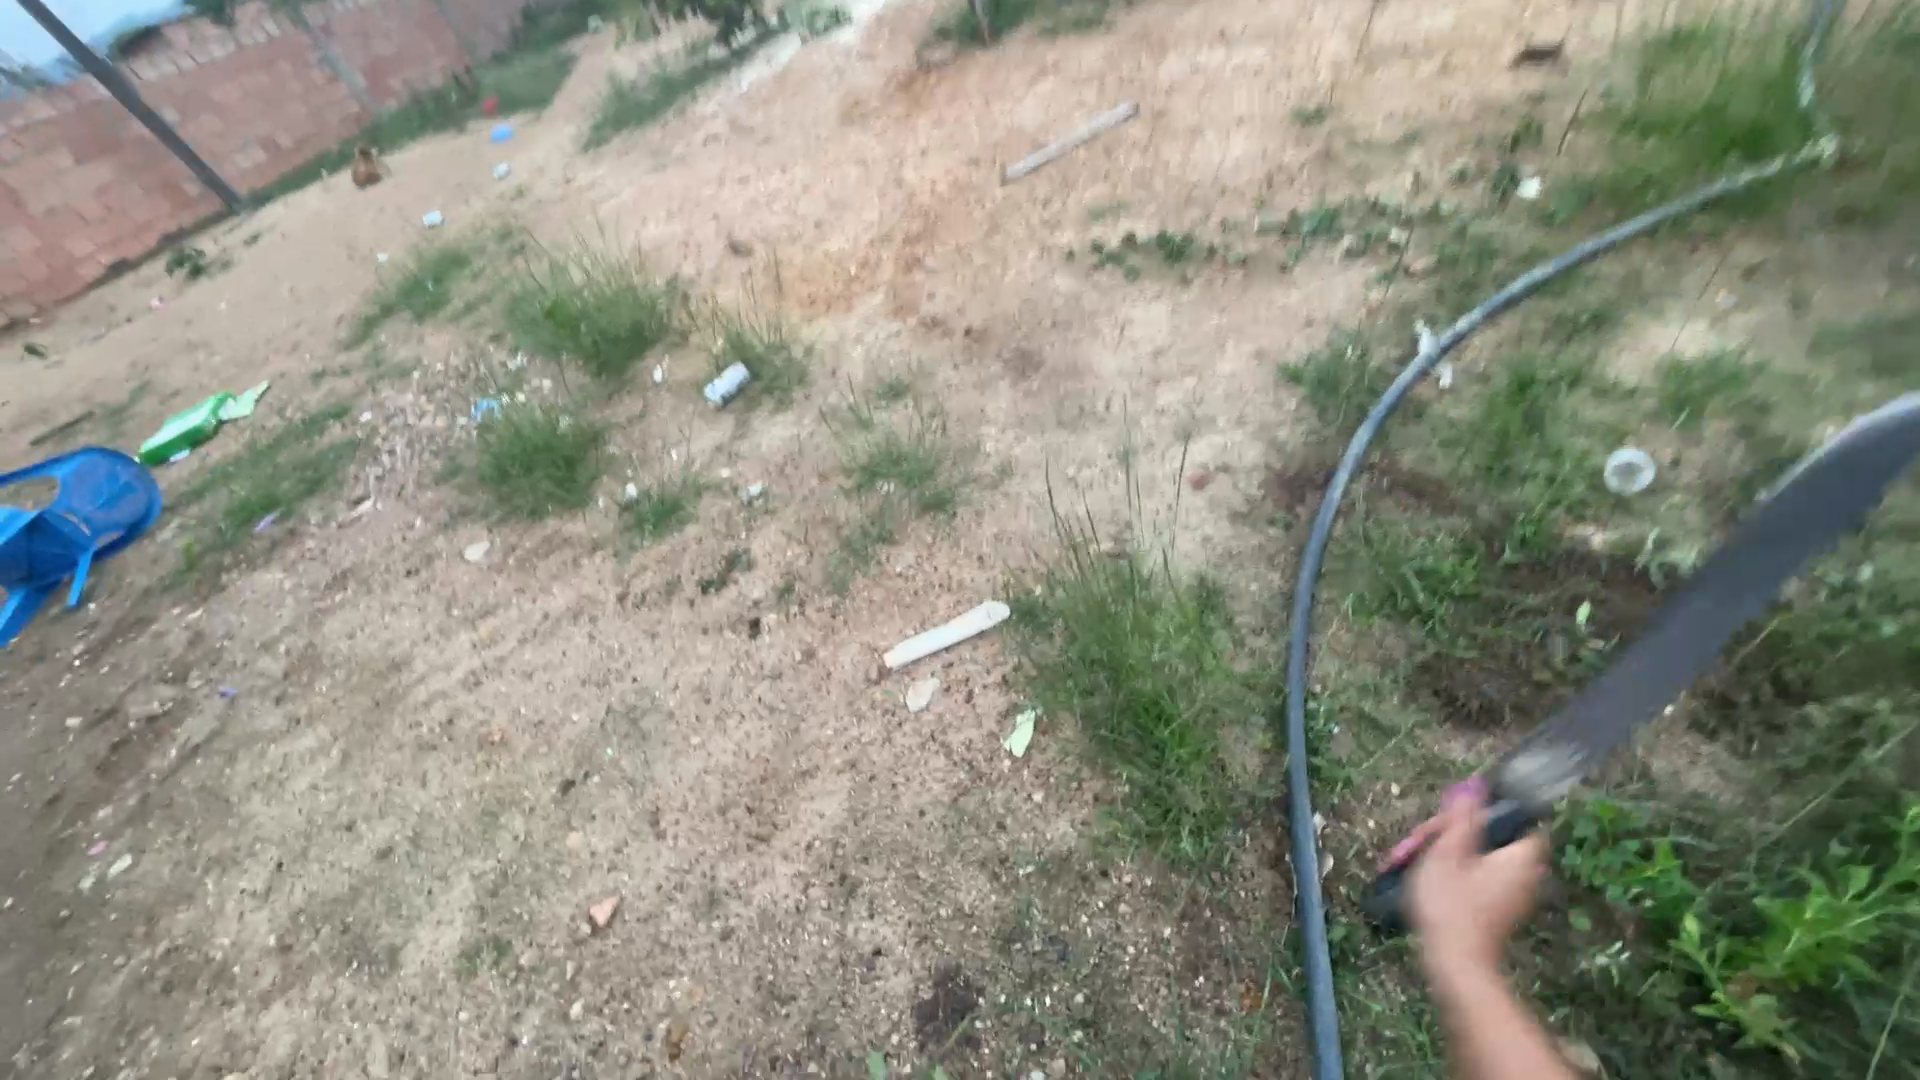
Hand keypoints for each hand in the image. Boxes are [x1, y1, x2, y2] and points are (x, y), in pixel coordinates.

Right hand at [1402, 782, 1547, 978]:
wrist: (1455, 962)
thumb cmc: (1450, 903)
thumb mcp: (1447, 851)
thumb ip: (1462, 817)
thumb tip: (1477, 785)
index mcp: (1520, 857)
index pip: (1521, 819)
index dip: (1490, 809)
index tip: (1454, 813)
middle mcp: (1526, 874)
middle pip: (1493, 835)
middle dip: (1452, 831)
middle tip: (1419, 840)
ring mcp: (1513, 893)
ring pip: (1480, 854)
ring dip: (1446, 850)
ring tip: (1411, 857)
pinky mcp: (1499, 907)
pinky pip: (1478, 874)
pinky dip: (1453, 869)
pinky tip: (1424, 875)